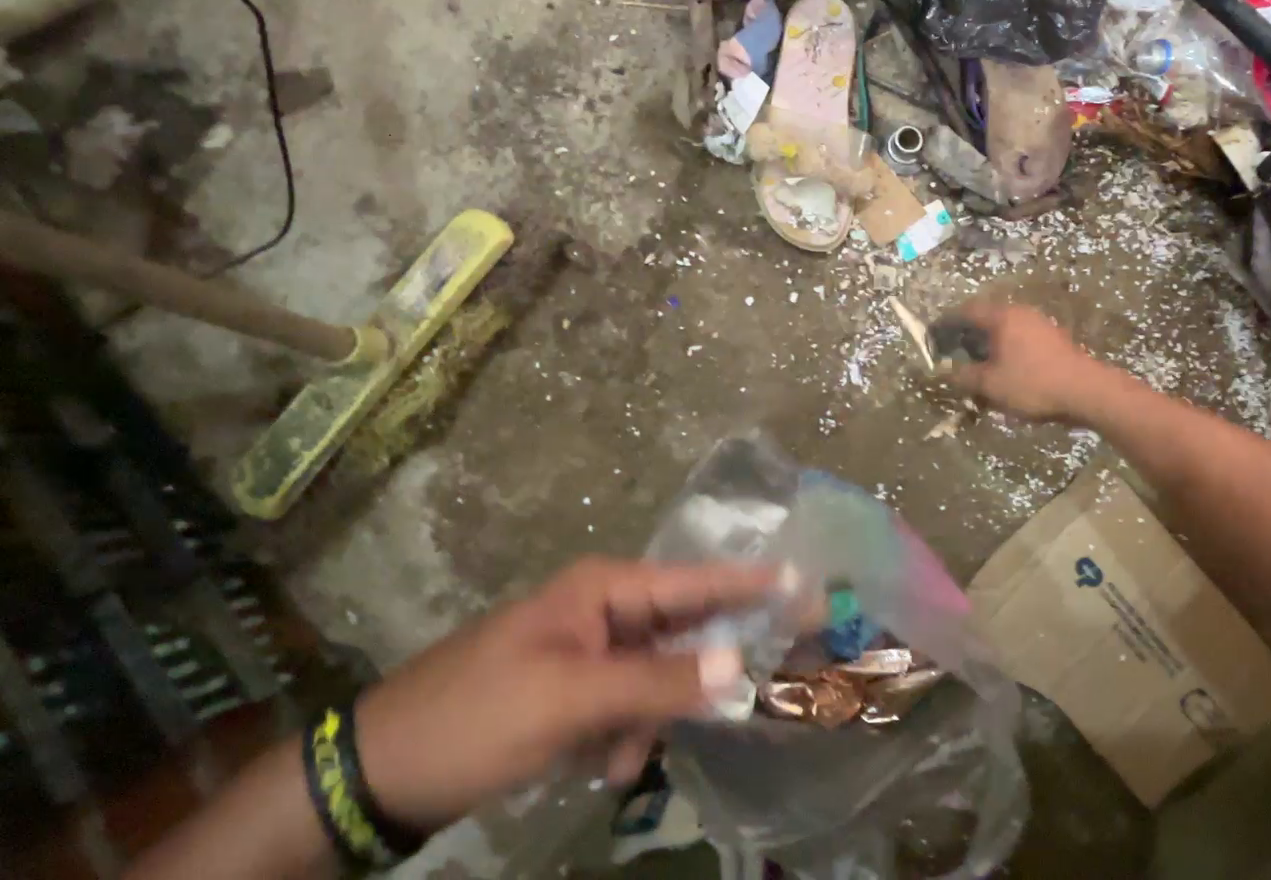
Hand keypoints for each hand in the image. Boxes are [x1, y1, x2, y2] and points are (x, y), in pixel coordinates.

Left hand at [353, 558, 772, 832]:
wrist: (378, 774)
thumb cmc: (476, 717)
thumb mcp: (569, 700)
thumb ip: (657, 682)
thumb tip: (738, 666)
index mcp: (602, 590)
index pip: (695, 582)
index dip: (752, 583)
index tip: (806, 582)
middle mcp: (602, 610)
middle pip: (682, 634)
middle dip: (689, 682)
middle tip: (727, 702)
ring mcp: (588, 651)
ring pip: (658, 680)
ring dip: (649, 721)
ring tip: (615, 759)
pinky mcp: (574, 689)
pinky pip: (628, 705)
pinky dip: (624, 736)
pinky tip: (599, 765)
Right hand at [944, 301, 1115, 421]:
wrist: (1085, 390)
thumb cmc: (1032, 383)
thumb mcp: (991, 384)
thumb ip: (964, 376)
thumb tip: (946, 371)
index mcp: (1002, 316)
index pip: (966, 310)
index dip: (948, 323)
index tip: (936, 336)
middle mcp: (1020, 313)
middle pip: (987, 317)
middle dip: (969, 335)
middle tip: (955, 354)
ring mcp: (1040, 324)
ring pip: (1005, 329)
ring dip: (990, 344)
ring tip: (979, 366)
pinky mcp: (1053, 339)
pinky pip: (1021, 339)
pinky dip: (1008, 350)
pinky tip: (1006, 370)